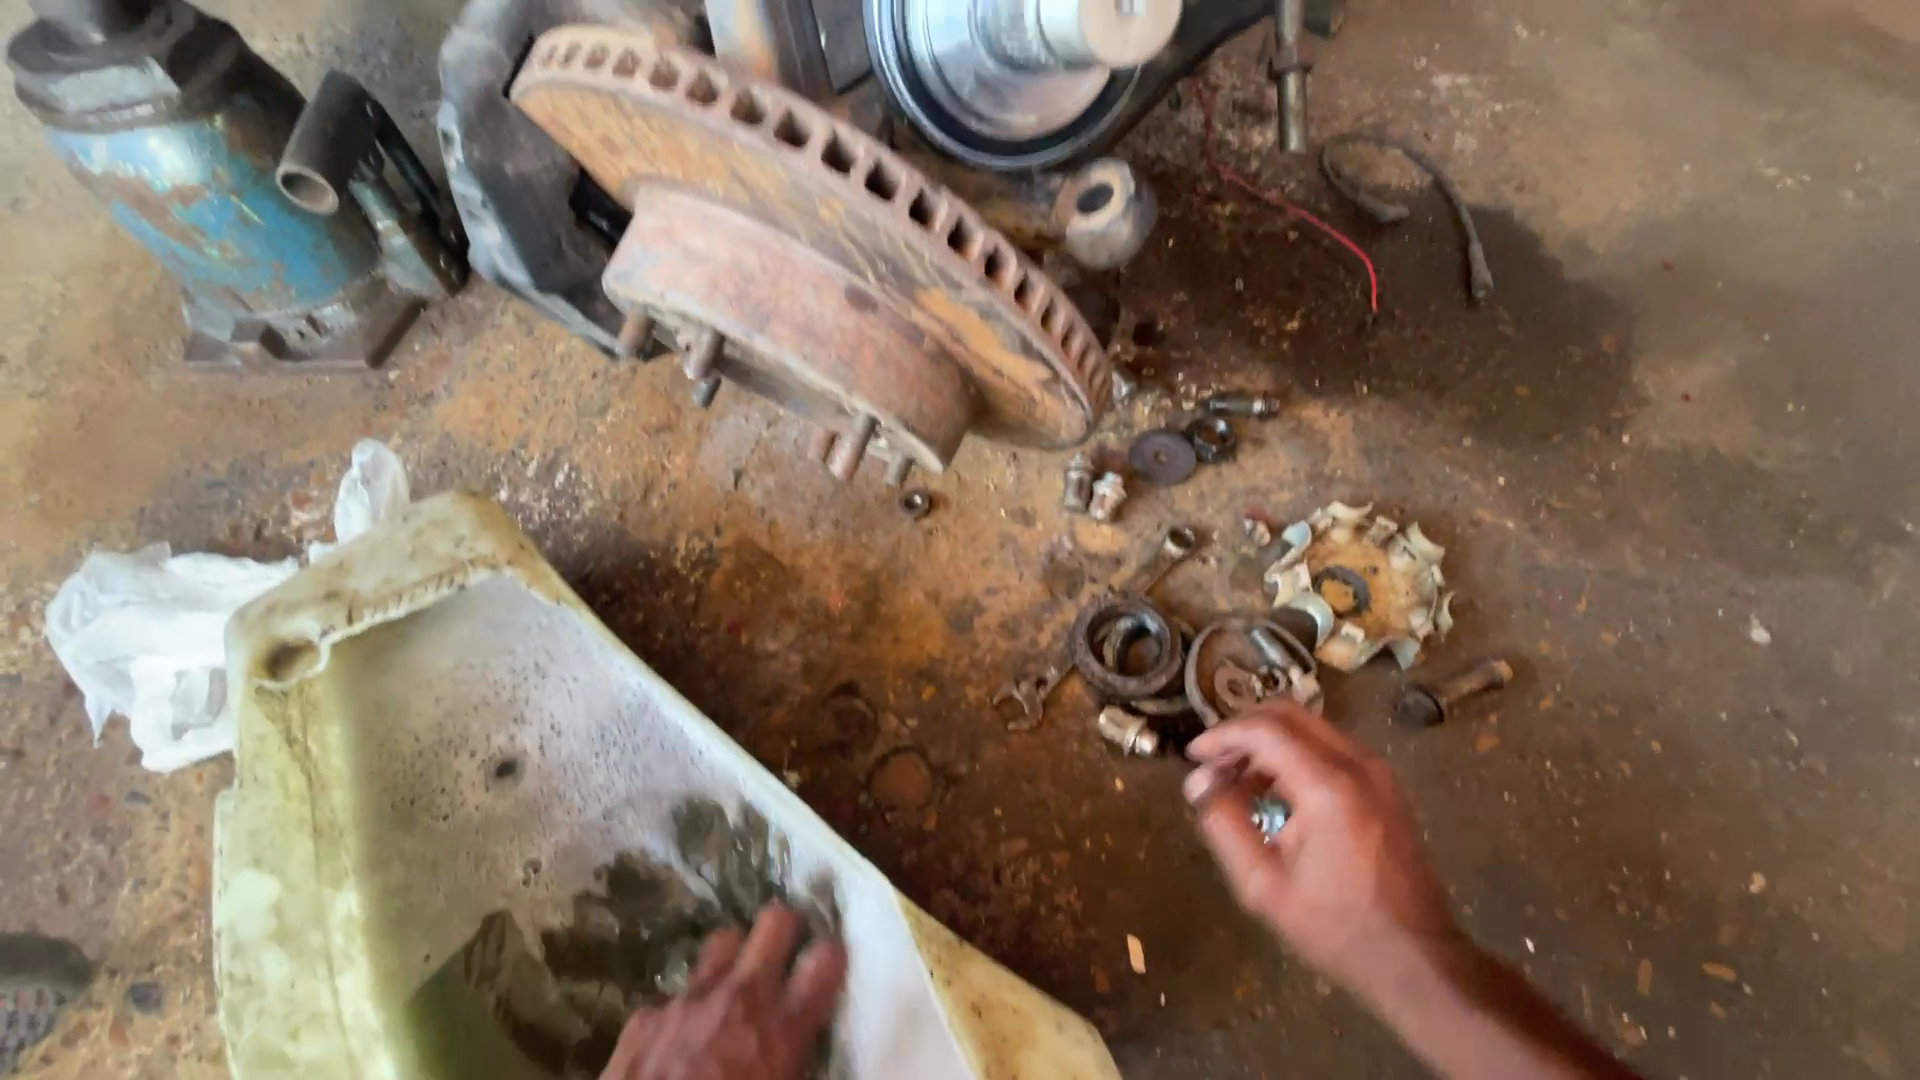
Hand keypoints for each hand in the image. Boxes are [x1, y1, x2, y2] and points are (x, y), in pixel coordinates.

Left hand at [599, 904, 846, 1079]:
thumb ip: (795, 1062)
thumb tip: (800, 1056)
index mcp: (783, 1027)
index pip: (826, 958)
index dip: (831, 955)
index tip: (828, 965)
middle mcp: (742, 998)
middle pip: (776, 921)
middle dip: (786, 928)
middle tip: (786, 951)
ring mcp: (690, 998)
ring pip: (723, 941)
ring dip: (733, 958)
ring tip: (733, 984)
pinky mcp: (645, 1015)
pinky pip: (674, 996)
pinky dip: (682, 1012)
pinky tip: (676, 1039)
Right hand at [1184, 703, 1463, 1001]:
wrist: (1418, 959)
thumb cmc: (1337, 927)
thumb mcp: (1263, 885)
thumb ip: (1224, 824)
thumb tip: (1198, 781)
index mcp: (1329, 787)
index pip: (1265, 730)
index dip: (1222, 735)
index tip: (1194, 756)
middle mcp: (1357, 764)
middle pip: (1287, 714)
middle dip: (1242, 731)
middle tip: (1214, 763)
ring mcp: (1377, 771)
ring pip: (1308, 726)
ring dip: (1266, 742)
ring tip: (1237, 780)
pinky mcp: (1383, 783)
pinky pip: (1327, 745)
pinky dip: (1292, 753)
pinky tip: (1274, 790)